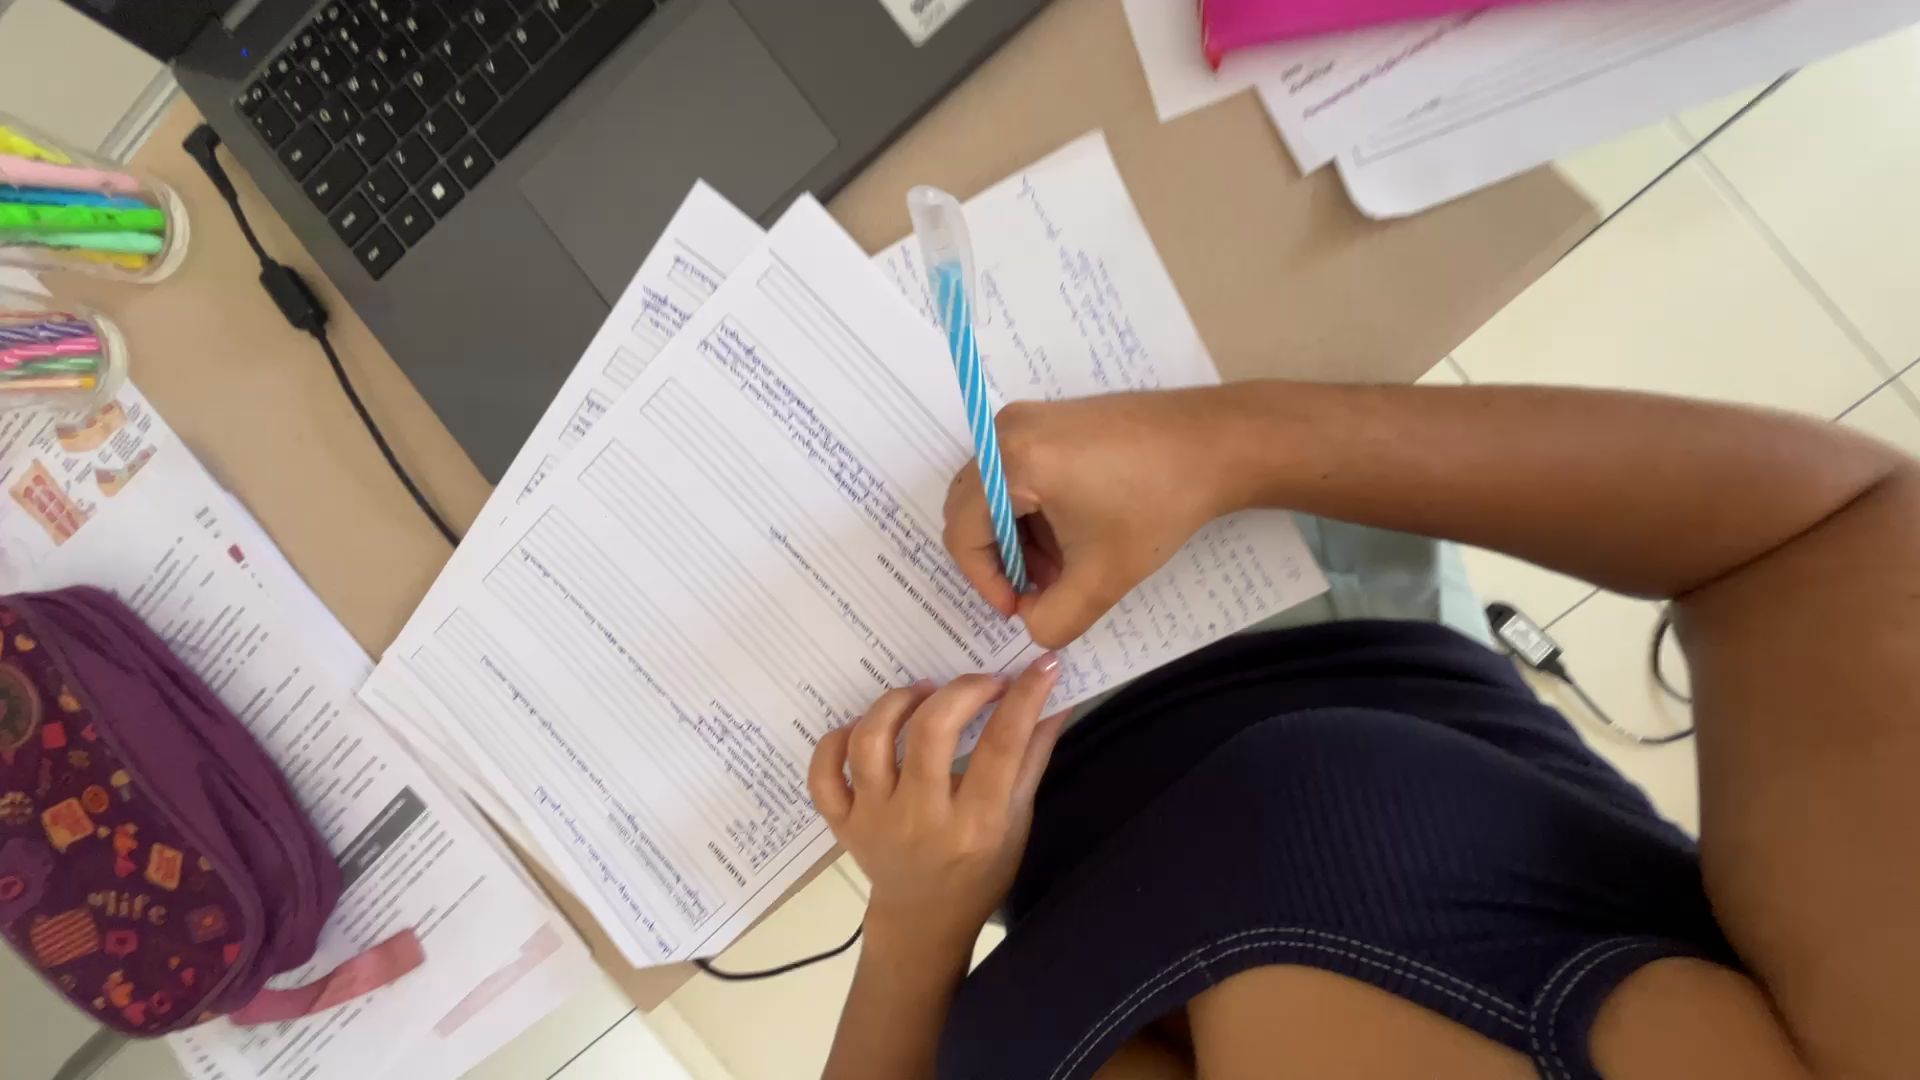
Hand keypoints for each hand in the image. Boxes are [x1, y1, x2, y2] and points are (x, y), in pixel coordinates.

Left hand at [807, 656, 1065, 958]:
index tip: (1040, 664)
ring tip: (924, 692)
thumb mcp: (1019, 821)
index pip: (1001, 747)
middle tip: (981, 682)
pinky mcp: (841, 822)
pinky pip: (824, 772)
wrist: (922, 923)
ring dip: (898, 703)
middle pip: (931, 733)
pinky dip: (837, 740)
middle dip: (962, 690)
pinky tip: (866, 726)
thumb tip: (1054, 700)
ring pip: (871, 741)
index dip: (1024, 697)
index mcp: (976, 826)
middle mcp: (921, 820)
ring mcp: (873, 820)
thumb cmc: (980, 872)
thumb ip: (1032, 758)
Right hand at [945, 390, 1231, 647]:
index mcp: (1010, 461)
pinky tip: (1070, 532)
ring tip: (1063, 565)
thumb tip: (1029, 623)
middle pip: (968, 511)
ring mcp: (1025, 420)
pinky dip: (1029, 512)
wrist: (1214, 444)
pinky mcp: (1045, 420)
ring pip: (990, 496)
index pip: (962, 533)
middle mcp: (1005, 431)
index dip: (984, 582)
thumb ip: (1053, 620)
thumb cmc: (1159, 504)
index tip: (1020, 609)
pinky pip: (1012, 475)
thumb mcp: (1103, 577)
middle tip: (1041, 587)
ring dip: (1015, 539)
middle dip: (1000, 560)